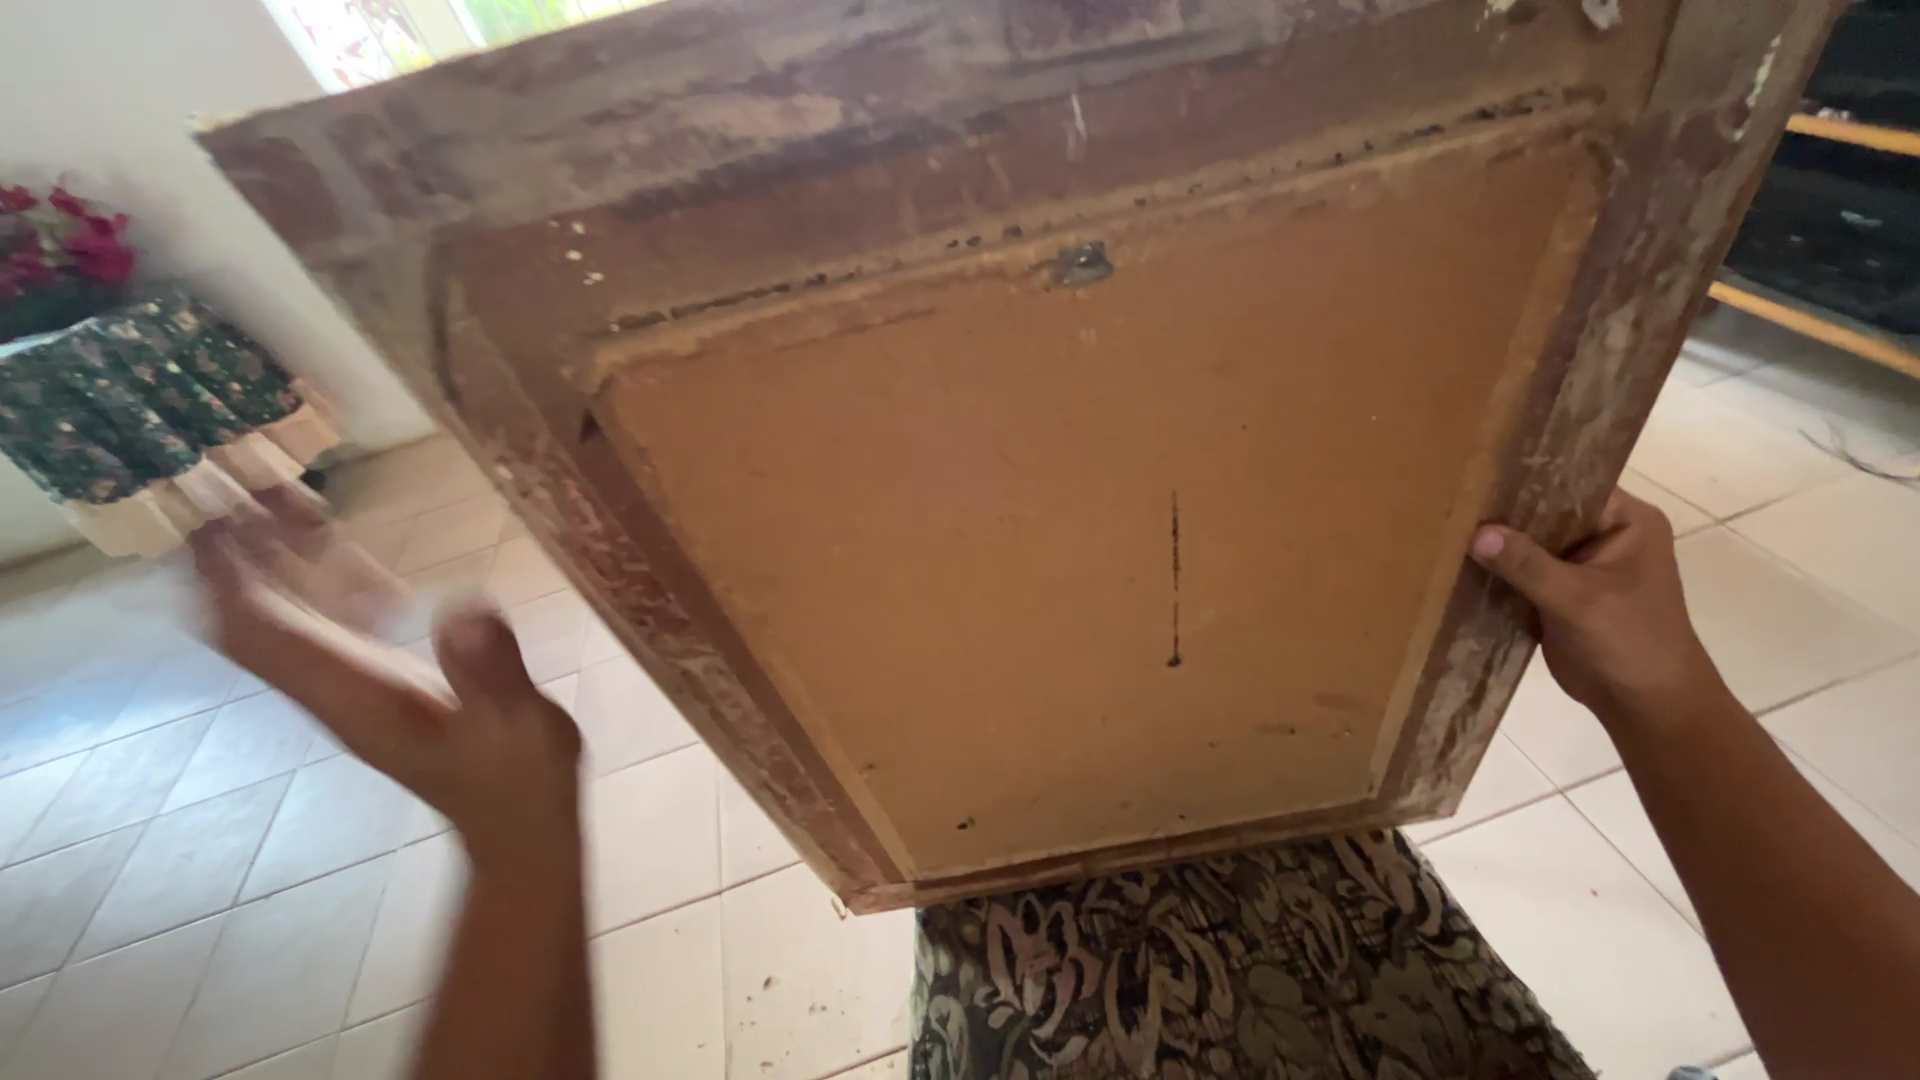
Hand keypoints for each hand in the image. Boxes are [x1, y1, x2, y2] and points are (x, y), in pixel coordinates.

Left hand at [192, 519, 583, 869]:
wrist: (515, 825)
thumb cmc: (519, 778)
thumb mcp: (518, 722)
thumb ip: (491, 671)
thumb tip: (466, 605)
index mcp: (356, 694)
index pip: (259, 630)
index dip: (228, 573)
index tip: (221, 513)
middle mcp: (337, 690)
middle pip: (253, 621)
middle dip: (243, 556)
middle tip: (262, 488)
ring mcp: (353, 692)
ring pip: (283, 625)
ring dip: (278, 567)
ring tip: (300, 505)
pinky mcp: (378, 691)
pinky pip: (325, 635)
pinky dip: (326, 593)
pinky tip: (365, 572)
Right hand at [1469, 489, 1728, 724]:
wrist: (1643, 703)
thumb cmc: (1630, 642)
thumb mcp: (1578, 599)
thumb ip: (1527, 564)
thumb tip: (1476, 533)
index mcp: (1626, 521)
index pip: (1570, 483)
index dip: (1526, 478)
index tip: (1477, 473)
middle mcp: (1601, 534)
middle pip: (1541, 512)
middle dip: (1500, 513)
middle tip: (1449, 501)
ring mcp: (1576, 564)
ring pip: (1525, 541)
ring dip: (1492, 543)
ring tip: (1442, 528)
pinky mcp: (1555, 590)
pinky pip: (1517, 569)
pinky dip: (1492, 570)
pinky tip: (1454, 562)